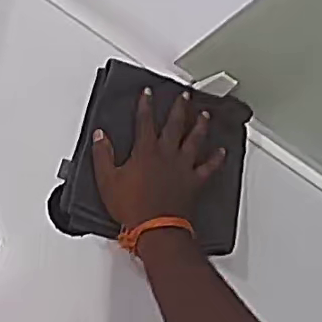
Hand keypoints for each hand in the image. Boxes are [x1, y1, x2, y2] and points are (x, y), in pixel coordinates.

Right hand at [92, 88, 226, 229]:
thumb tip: (100, 136)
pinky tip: (221, 151)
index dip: (146, 105)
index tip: (148, 93)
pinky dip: (216, 158)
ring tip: (203, 114)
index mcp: (145, 151)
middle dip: (178, 108)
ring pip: (195, 140)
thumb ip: (103, 155)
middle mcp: (167, 154)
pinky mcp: (194, 182)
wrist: (155, 227)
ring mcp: (183, 167)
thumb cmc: (131, 205)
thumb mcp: (107, 179)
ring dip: (200, 125)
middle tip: (184, 96)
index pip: (145, 121)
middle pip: (175, 125)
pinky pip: (209, 166)